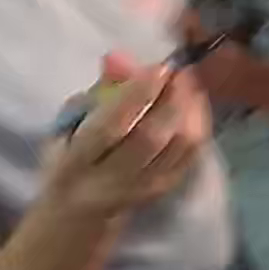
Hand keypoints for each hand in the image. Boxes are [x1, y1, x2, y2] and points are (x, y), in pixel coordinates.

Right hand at [42, 54, 211, 218]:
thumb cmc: (70, 156)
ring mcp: (146, 188)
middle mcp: (113, 180)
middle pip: (152, 138)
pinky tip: (196, 103)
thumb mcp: (69, 124)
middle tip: (180, 71)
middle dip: (171, 99)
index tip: (158, 67)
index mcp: (76, 162)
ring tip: (190, 83)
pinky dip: (200, 124)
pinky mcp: (169, 188)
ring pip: (180, 147)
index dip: (137, 94)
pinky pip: (193, 154)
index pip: (110, 128)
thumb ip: (97, 91)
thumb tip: (121, 57)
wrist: (81, 212)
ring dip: (191, 109)